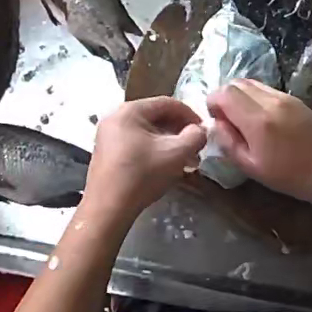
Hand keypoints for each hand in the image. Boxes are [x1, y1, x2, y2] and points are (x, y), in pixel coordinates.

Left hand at [85, 97, 207, 218]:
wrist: (108, 208)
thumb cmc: (142, 175)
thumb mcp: (176, 154)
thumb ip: (195, 136)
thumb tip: (200, 130)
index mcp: (129, 111)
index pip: (167, 103)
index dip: (190, 114)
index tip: (204, 131)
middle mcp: (115, 117)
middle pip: (155, 116)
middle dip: (179, 131)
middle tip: (196, 147)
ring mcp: (108, 135)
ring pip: (146, 132)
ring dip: (168, 143)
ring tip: (185, 160)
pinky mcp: (107, 152)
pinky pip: (135, 143)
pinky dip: (153, 150)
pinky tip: (165, 166)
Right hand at [206, 79, 311, 201]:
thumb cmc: (288, 174)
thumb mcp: (250, 166)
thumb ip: (227, 142)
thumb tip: (215, 123)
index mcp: (257, 120)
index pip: (224, 93)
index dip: (213, 103)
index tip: (216, 119)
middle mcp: (270, 102)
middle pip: (235, 83)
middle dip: (225, 97)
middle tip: (227, 117)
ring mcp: (284, 97)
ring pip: (251, 83)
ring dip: (240, 95)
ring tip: (243, 117)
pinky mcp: (295, 99)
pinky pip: (266, 89)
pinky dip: (255, 97)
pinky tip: (261, 117)